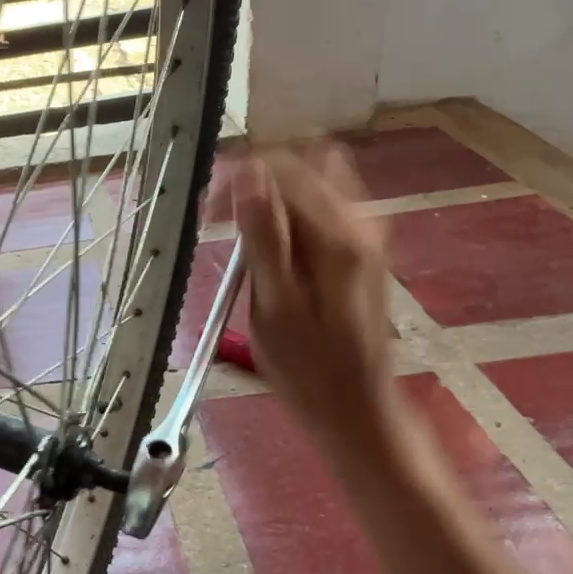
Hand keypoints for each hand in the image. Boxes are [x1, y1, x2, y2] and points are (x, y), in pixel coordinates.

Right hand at [229, 143, 397, 455]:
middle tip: (221, 214)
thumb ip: (263, 235)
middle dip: (257, 177)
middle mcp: (360, 222)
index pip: (285, 169)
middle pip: (305, 164)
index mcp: (338, 234)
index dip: (240, 176)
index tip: (207, 209)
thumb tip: (247, 172)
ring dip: (273, 191)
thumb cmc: (308, 368)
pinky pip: (323, 205)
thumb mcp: (275, 305)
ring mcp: (364, 234)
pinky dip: (290, 210)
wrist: (356, 409)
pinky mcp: (359, 250)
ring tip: (240, 228)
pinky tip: (267, 244)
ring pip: (315, 180)